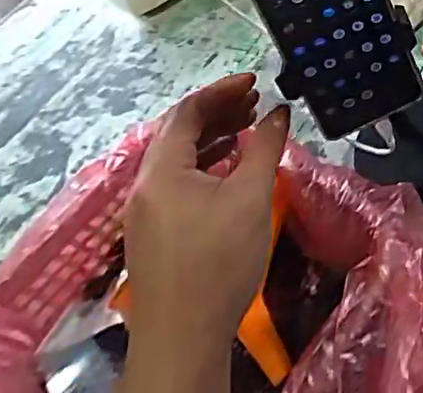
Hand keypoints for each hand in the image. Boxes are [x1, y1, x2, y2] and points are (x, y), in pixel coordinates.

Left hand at [124, 75, 289, 369]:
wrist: (182, 340)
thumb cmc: (218, 261)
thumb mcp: (251, 195)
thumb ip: (265, 146)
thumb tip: (278, 114)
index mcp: (161, 173)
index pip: (186, 112)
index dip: (221, 90)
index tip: (254, 81)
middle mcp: (145, 187)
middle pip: (177, 131)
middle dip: (218, 109)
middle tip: (255, 99)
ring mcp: (146, 212)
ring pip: (177, 156)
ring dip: (213, 134)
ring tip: (249, 124)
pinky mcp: (155, 232)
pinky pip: (178, 178)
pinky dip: (206, 159)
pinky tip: (232, 164)